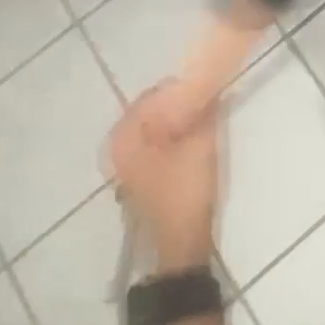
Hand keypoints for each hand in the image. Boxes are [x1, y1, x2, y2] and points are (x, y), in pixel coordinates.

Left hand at [109, 70, 222, 269]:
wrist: (180, 239)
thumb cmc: (186, 188)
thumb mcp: (201, 144)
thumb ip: (203, 111)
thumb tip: (208, 86)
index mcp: (125, 137)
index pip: (150, 96)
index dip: (177, 89)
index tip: (202, 90)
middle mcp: (116, 148)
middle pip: (147, 113)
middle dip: (175, 105)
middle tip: (204, 106)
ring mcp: (123, 165)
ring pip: (150, 130)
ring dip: (173, 122)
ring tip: (199, 123)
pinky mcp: (136, 177)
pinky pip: (150, 146)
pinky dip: (168, 138)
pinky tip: (188, 144)